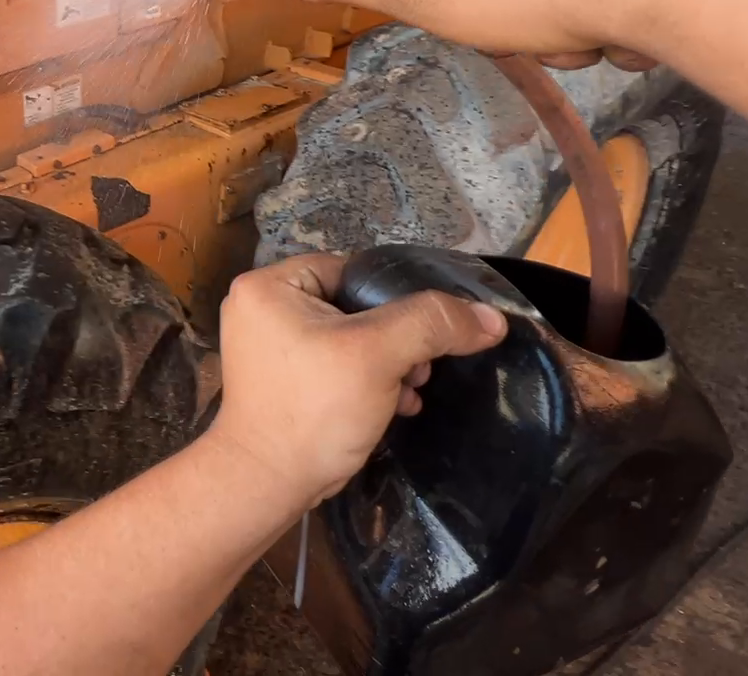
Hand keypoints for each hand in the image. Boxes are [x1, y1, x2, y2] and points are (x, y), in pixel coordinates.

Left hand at [206, 254, 506, 502]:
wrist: (271, 478)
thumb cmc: (315, 406)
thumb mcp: (378, 354)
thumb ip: (431, 325)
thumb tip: (490, 315)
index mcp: (265, 286)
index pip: (345, 269)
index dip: (389, 296)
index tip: (426, 329)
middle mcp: (257, 306)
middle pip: (349, 305)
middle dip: (393, 338)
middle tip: (419, 368)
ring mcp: (265, 343)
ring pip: (346, 337)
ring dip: (386, 362)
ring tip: (410, 389)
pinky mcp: (279, 376)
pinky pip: (332, 363)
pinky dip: (365, 379)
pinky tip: (396, 404)